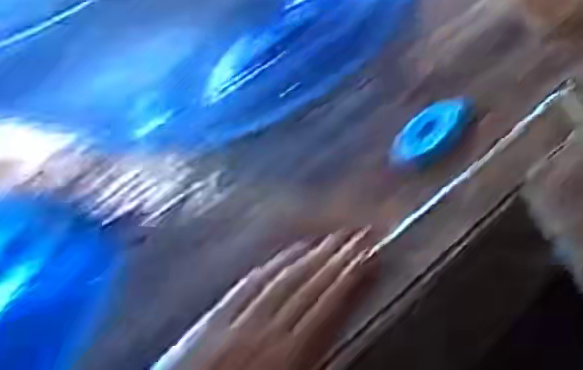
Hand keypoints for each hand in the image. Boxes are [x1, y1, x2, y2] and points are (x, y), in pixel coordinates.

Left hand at [153, 231, 377, 369]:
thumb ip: (319, 348)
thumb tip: (351, 307)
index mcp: (290, 352)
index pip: (333, 298)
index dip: (357, 270)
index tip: (378, 248)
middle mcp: (265, 333)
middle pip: (312, 284)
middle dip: (343, 255)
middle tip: (366, 231)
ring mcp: (232, 327)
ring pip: (284, 280)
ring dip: (315, 253)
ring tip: (337, 235)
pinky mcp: (204, 326)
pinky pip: (246, 287)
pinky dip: (273, 265)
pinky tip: (291, 251)